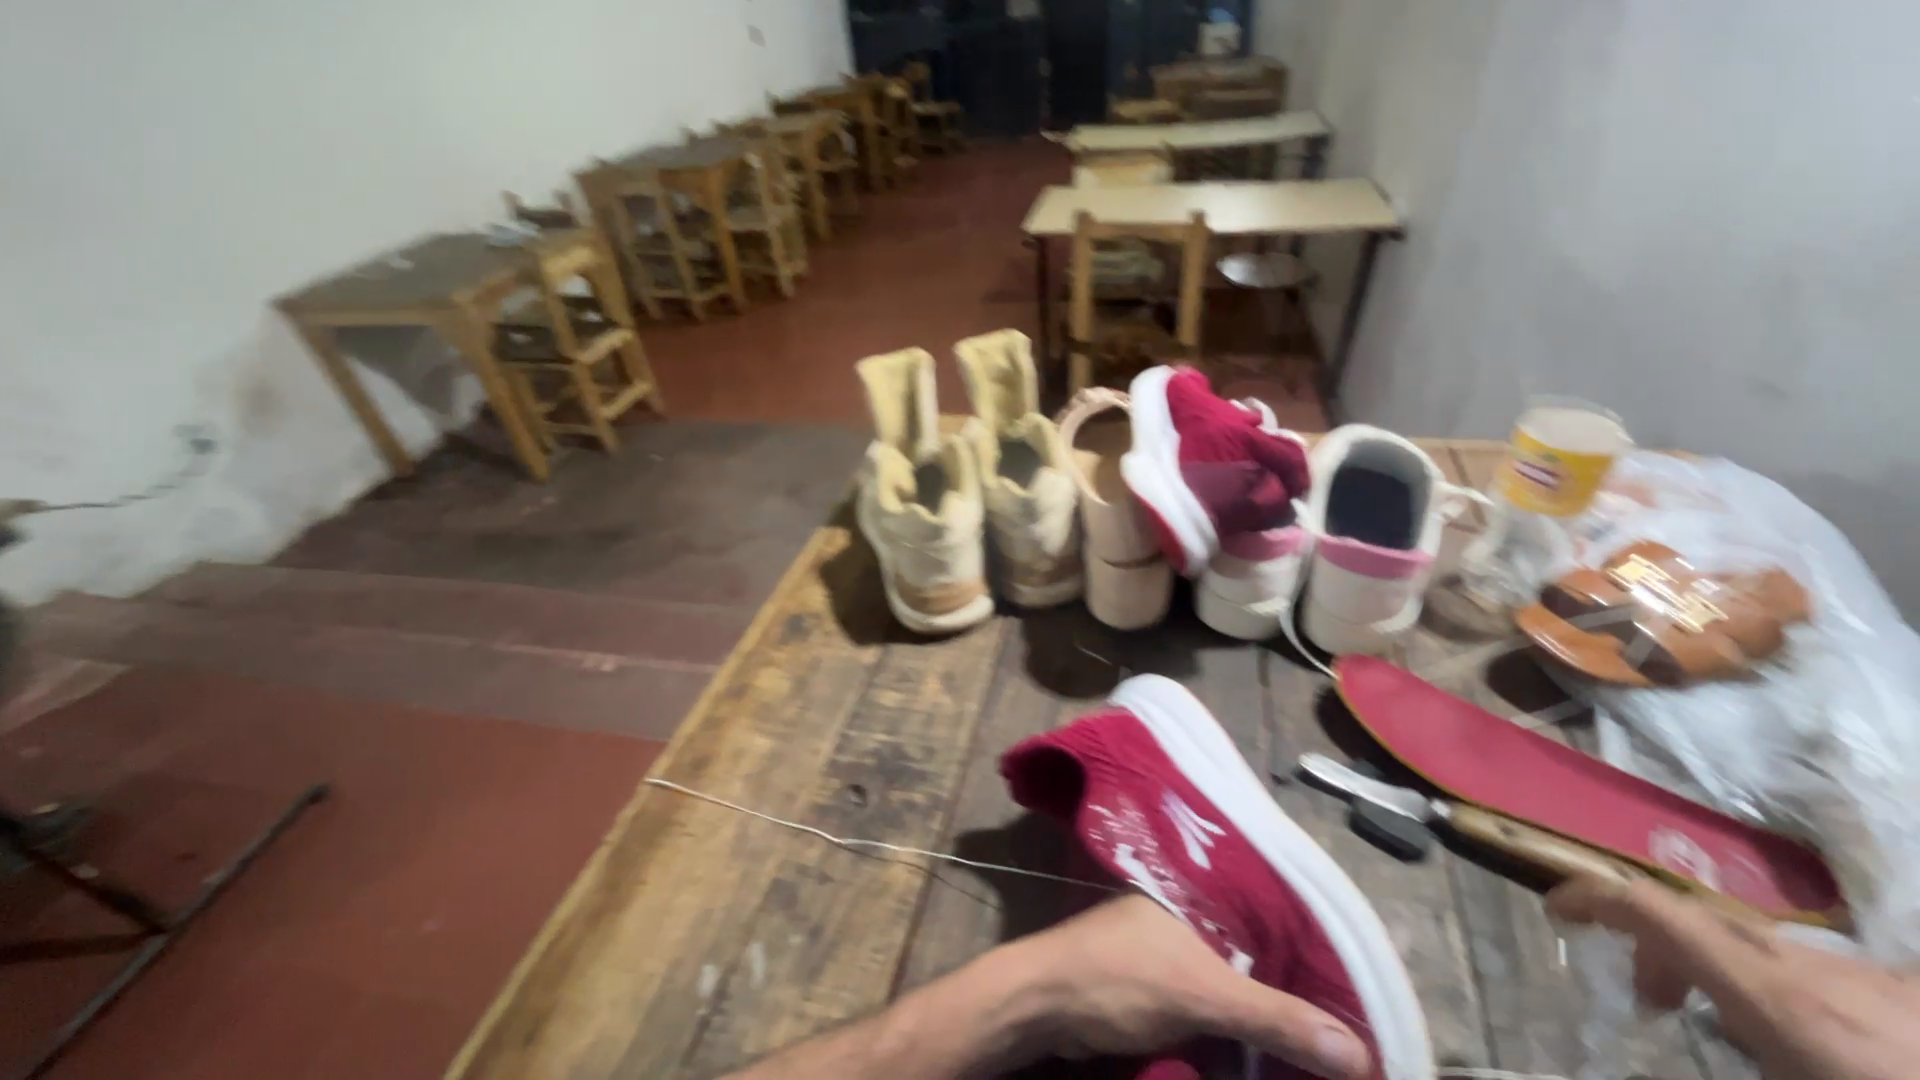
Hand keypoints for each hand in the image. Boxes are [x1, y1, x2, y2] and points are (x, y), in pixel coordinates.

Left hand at [1010, 893, 1372, 1078]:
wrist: (1040, 1005)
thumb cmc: (1118, 979)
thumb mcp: (1203, 995)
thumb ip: (1275, 1018)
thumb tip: (1361, 1055)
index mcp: (1200, 894)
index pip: (1275, 917)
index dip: (1318, 952)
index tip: (1365, 992)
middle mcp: (1190, 912)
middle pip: (1260, 951)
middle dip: (1298, 986)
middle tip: (1353, 1028)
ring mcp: (1172, 946)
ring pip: (1238, 978)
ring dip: (1271, 1009)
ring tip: (1326, 1043)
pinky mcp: (1158, 980)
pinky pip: (1216, 999)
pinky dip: (1241, 1021)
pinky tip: (1272, 1045)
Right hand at [1549, 876, 1919, 1079]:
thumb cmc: (1871, 1069)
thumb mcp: (1785, 1070)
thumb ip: (1728, 1052)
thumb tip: (1651, 1032)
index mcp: (1772, 995)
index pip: (1655, 911)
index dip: (1594, 897)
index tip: (1556, 909)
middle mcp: (1810, 969)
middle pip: (1701, 923)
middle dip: (1652, 945)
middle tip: (1644, 999)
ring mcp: (1866, 978)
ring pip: (1759, 946)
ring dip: (1716, 969)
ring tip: (1722, 1025)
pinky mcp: (1904, 991)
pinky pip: (1815, 973)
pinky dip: (1777, 991)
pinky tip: (1806, 1044)